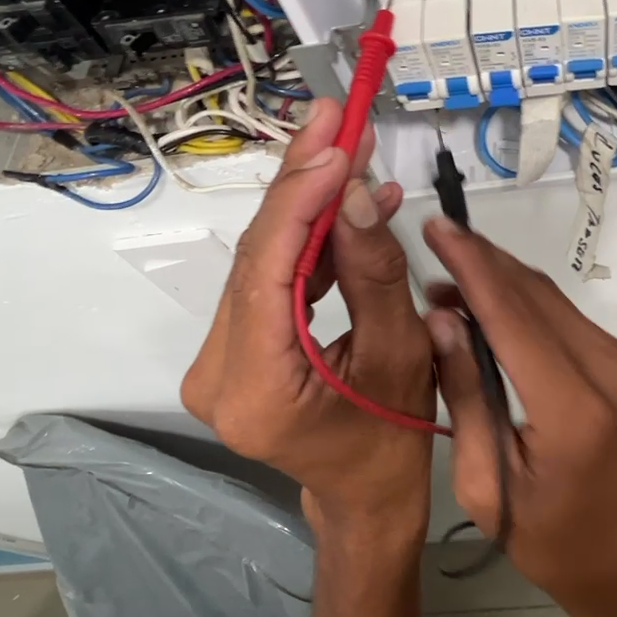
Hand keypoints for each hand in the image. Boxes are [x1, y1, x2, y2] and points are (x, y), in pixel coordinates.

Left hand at [181, 100, 435, 536]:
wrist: (367, 496)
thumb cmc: (394, 439)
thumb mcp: (400, 355)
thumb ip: (375, 276)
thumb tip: (358, 194)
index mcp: (253, 387)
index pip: (267, 272)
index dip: (300, 198)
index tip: (335, 140)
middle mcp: (215, 372)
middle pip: (258, 258)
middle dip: (303, 185)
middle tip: (337, 119)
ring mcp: (218, 361)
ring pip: (264, 261)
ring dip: (310, 206)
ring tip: (351, 150)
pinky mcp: (234, 350)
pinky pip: (271, 280)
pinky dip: (311, 242)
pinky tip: (349, 208)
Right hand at [420, 217, 616, 616]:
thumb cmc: (551, 544)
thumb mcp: (487, 487)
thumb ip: (466, 397)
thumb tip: (442, 321)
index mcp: (576, 411)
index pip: (514, 317)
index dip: (473, 266)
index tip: (438, 226)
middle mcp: (614, 374)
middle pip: (538, 297)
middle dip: (484, 264)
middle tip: (438, 243)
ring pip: (556, 302)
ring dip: (505, 283)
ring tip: (452, 281)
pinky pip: (572, 321)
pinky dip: (530, 307)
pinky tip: (494, 310)